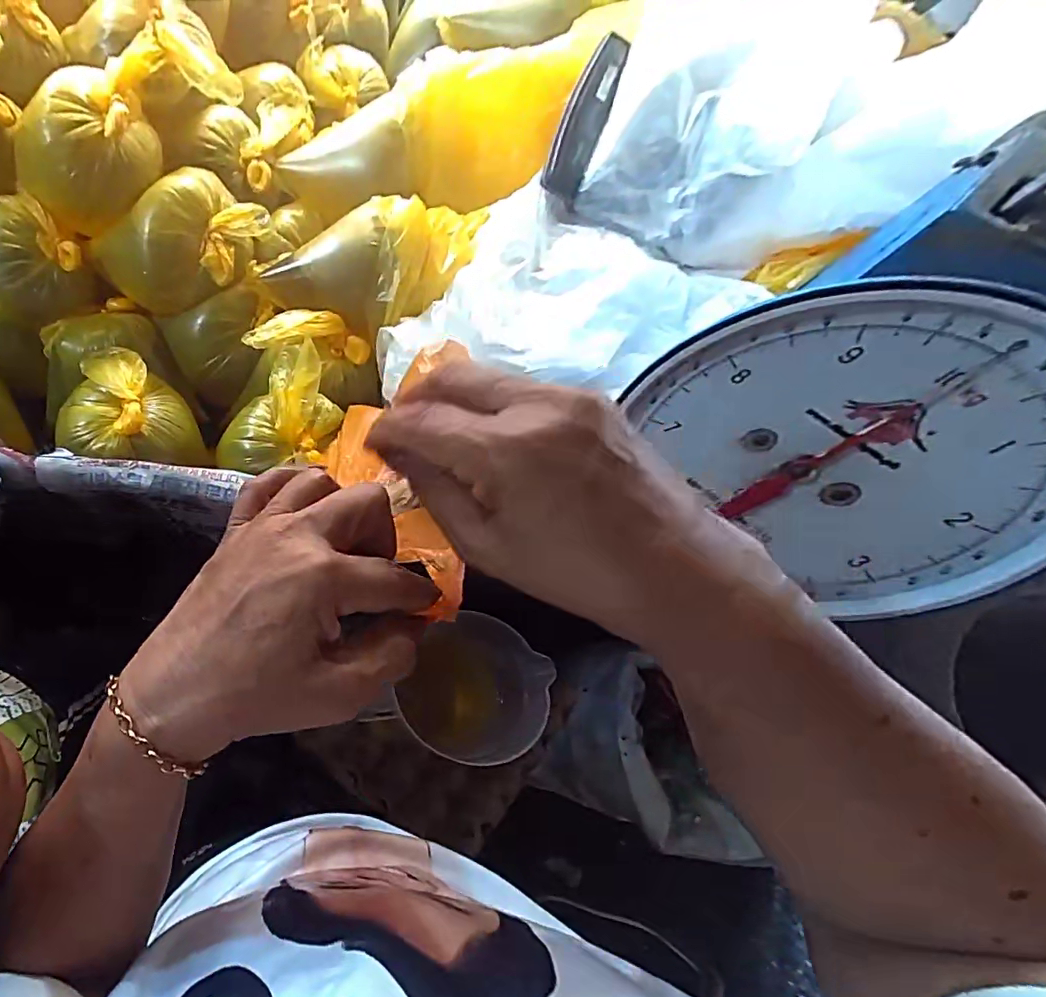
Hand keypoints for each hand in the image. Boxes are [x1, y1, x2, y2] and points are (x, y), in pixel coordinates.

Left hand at [117, 468, 443, 763]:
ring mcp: (259, 525)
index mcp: (324, 575)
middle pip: (367, 501)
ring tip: (340, 547)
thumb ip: (389, 656)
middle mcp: (295, 535)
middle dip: (387, 537)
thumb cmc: (255, 697)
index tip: (426, 609)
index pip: (394, 578)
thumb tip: (414, 626)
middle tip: (378, 578)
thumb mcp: (337, 693)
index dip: (419, 597)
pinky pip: (265, 484)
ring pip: (318, 479)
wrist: (178, 689)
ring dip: (342, 505)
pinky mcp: (233, 530)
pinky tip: (299, 515)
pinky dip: (290, 487)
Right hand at [368, 346, 789, 651]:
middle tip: (397, 431)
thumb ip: (433, 488)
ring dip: (448, 398)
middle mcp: (538, 405)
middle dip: (411, 399)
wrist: (675, 567)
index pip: (421, 419)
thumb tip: (398, 453)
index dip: (385, 428)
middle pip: (450, 375)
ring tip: (435, 434)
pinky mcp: (591, 398)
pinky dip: (485, 402)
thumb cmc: (570, 572)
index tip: (370, 445)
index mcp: (507, 450)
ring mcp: (570, 395)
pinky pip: (518, 386)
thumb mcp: (482, 544)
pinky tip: (482, 435)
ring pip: (484, 375)